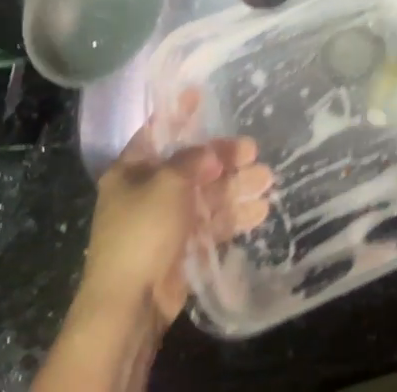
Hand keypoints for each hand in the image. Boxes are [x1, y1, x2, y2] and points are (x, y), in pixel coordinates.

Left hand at [79, 102, 273, 331]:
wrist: (130, 302)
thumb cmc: (142, 231)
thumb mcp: (167, 183)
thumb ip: (192, 160)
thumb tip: (209, 152)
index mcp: (131, 171)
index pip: (156, 132)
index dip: (178, 114)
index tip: (201, 94)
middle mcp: (147, 192)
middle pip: (191, 165)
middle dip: (223, 158)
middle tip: (253, 151)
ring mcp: (165, 221)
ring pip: (207, 195)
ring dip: (236, 187)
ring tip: (266, 181)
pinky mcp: (182, 247)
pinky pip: (211, 223)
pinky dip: (234, 216)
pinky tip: (260, 211)